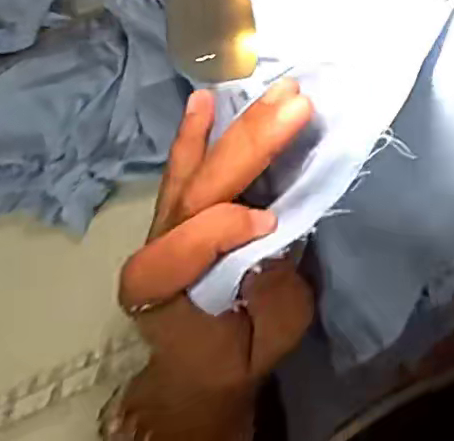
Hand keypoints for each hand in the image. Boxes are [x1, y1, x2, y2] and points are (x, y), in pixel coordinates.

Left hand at [112, 80, 314, 438]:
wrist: (203, 362)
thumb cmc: (240, 350)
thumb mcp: (271, 339)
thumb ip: (271, 299)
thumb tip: (273, 247)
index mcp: (163, 290)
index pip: (184, 245)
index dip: (224, 226)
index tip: (273, 223)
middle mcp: (156, 248)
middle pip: (199, 188)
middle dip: (250, 143)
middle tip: (297, 104)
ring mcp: (168, 222)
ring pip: (197, 167)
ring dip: (240, 125)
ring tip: (277, 91)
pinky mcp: (184, 208)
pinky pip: (186, 165)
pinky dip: (196, 131)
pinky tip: (204, 99)